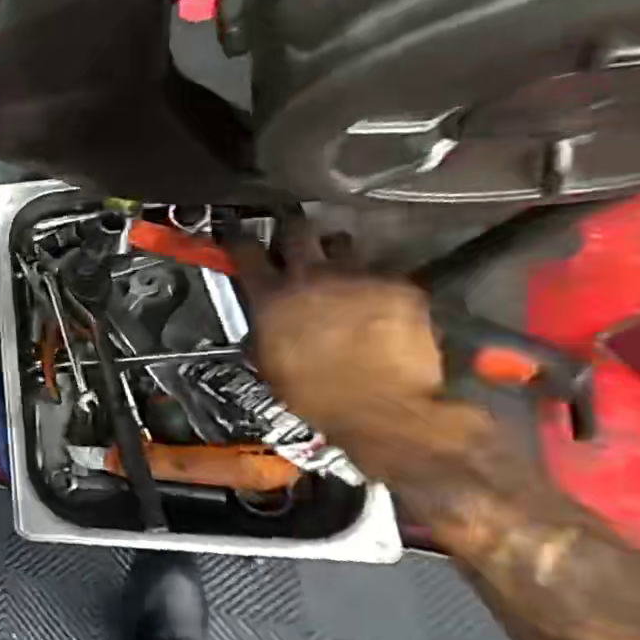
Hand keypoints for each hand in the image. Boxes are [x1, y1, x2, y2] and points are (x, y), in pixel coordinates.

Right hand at [226, 220, 494, 479]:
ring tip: (339, 268)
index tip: (240, 237)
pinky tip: (378, 303)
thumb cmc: (316, 393)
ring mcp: (358, 278)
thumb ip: (264, 324)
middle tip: (293, 238)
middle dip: (292, 230)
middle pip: (296, 230)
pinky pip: (384, 273)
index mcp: (271, 296)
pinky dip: (377, 284)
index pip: (245, 250)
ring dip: (336, 253)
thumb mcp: (268, 358)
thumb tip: (266, 317)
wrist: (382, 410)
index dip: (239, 240)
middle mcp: (311, 277)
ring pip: (343, 243)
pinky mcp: (400, 287)